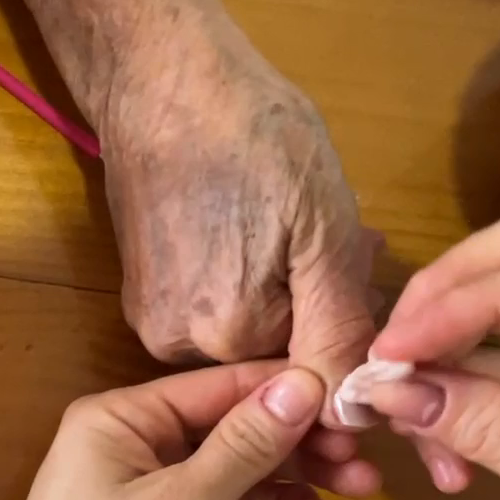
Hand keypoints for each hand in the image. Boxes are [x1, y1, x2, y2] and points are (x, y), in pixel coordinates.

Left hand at [0, 362, 380, 499]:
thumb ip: (240, 447)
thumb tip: (302, 382)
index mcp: (124, 416)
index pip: (220, 386)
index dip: (289, 390)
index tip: (361, 400)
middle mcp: (140, 441)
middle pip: (234, 424)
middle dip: (297, 437)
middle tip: (364, 456)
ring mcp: (157, 488)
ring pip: (238, 466)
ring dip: (293, 473)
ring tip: (359, 489)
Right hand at [100, 17, 376, 400]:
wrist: (160, 89)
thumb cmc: (254, 139)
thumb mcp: (323, 230)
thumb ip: (338, 327)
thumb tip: (351, 410)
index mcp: (230, 337)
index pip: (312, 374)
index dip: (349, 333)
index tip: (359, 276)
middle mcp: (181, 349)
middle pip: (273, 356)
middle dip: (313, 310)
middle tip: (332, 241)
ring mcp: (153, 326)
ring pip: (241, 335)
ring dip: (278, 298)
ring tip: (284, 230)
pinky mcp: (140, 301)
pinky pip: (207, 316)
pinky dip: (237, 287)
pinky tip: (241, 235)